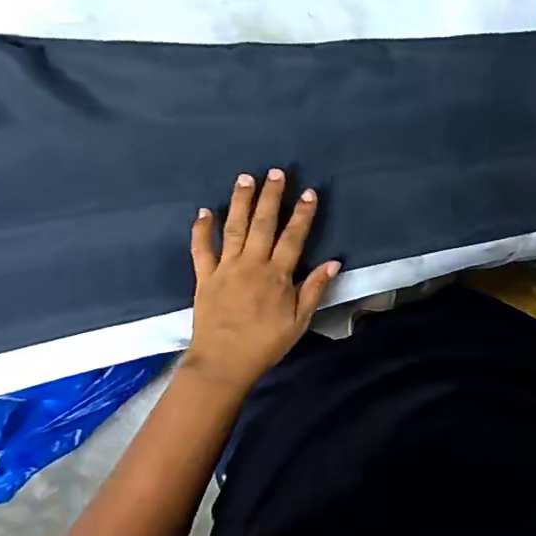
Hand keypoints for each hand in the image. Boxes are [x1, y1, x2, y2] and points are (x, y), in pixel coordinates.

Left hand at [185, 169, 340, 392]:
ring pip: (234, 228)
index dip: (302, 213)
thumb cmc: (265, 344)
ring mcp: (225, 268)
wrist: (223, 363)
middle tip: (275, 172)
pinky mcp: (204, 277)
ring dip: (240, 201)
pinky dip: (202, 229)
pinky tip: (205, 211)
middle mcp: (251, 264)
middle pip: (262, 223)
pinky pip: (201, 249)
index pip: (293, 237)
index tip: (309, 192)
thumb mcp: (299, 321)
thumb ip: (314, 289)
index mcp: (277, 275)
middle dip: (271, 196)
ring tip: (245, 178)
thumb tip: (333, 262)